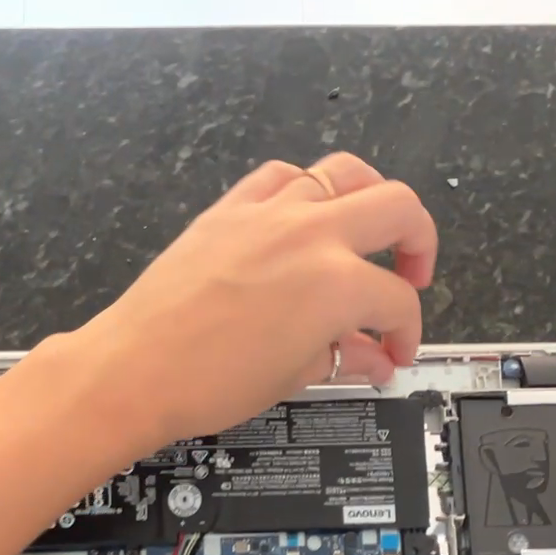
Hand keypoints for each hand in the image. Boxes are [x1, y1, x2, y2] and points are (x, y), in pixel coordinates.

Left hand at [38, 153, 437, 444]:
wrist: (136, 369)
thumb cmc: (210, 382)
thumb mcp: (293, 376)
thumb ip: (344, 356)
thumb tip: (374, 359)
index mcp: (337, 284)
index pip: (396, 303)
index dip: (407, 334)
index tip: (395, 354)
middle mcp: (312, 233)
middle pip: (398, 208)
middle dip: (419, 244)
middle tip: (411, 278)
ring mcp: (270, 212)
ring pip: (345, 172)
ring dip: (371, 198)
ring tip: (369, 232)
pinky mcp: (231, 208)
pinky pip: (282, 176)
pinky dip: (305, 189)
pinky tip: (304, 217)